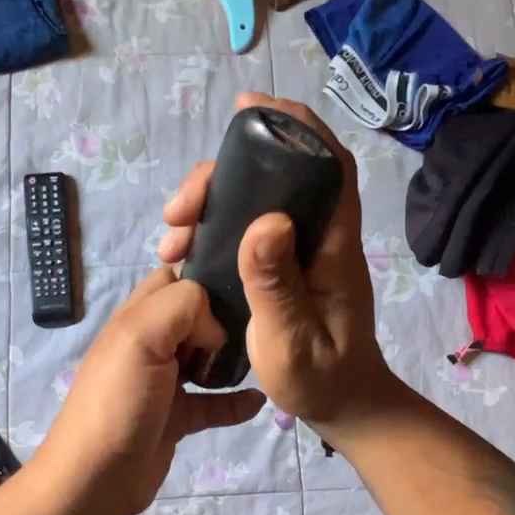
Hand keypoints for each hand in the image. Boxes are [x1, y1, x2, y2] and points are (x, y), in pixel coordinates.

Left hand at [35, 267, 265, 514]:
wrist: (97, 479)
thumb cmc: (118, 402)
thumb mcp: (141, 335)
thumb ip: (182, 307)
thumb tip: (215, 328)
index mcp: (136, 317)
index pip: (175, 278)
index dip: (204, 277)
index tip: (242, 286)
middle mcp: (149, 344)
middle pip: (196, 316)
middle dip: (225, 317)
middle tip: (255, 327)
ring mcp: (163, 383)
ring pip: (206, 358)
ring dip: (231, 360)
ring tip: (257, 362)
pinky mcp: (176, 418)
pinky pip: (213, 404)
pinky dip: (235, 402)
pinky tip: (256, 403)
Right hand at [157, 92, 399, 429]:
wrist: (342, 408)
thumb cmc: (322, 378)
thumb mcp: (292, 339)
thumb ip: (276, 284)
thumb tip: (265, 219)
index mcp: (333, 245)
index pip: (327, 164)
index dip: (295, 124)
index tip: (250, 107)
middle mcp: (318, 238)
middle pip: (278, 177)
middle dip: (223, 174)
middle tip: (179, 206)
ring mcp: (299, 253)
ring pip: (255, 202)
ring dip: (211, 204)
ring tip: (171, 232)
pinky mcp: (283, 270)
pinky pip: (246, 231)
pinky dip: (213, 228)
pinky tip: (184, 247)